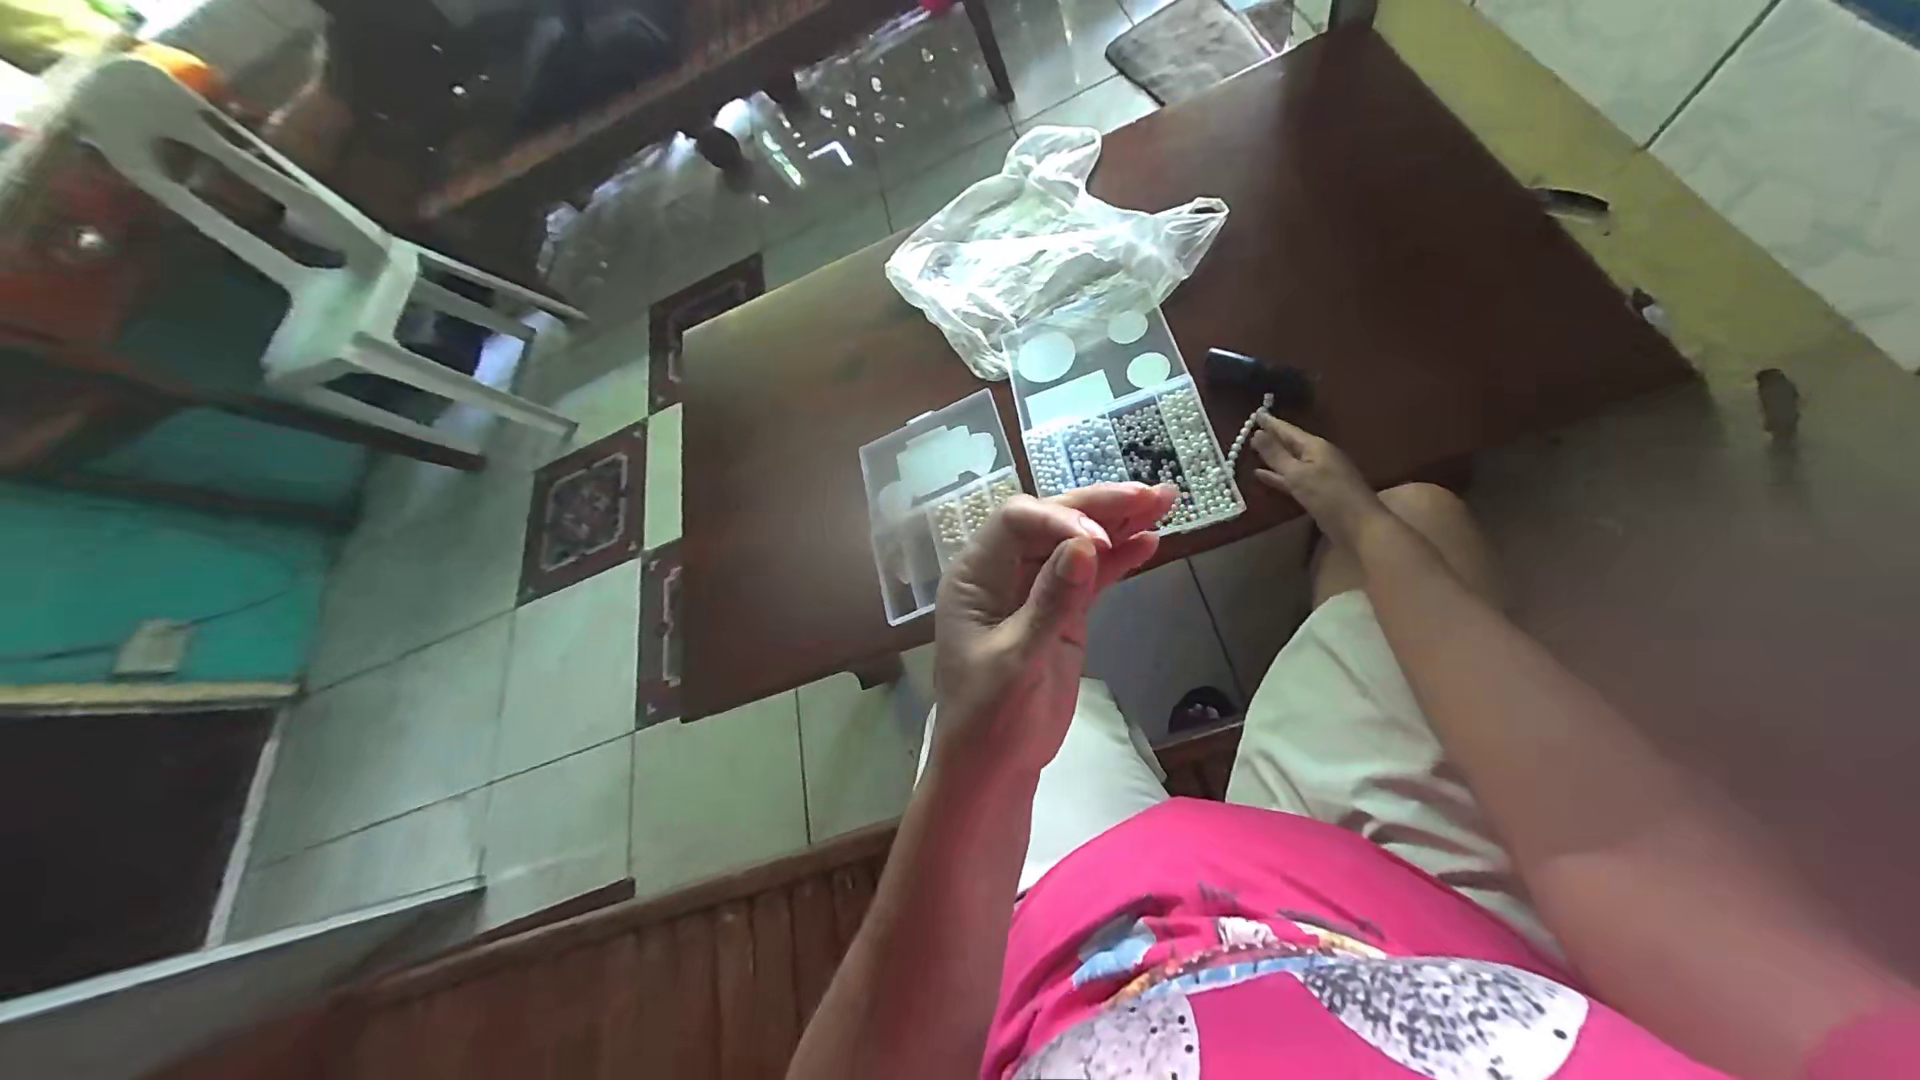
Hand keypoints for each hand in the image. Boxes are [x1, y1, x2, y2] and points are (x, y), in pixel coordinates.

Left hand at [932, 483, 1177, 779]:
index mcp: (975, 575)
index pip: (1017, 522)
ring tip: (1163, 501)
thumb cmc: (988, 717)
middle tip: (1150, 494)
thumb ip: (1051, 602)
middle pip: (1051, 522)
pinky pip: (1091, 575)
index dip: (1061, 519)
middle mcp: (1003, 572)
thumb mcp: (1017, 660)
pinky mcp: (1061, 611)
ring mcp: (1035, 590)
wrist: (994, 766)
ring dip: (1118, 523)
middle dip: (1099, 507)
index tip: (1101, 540)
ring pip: (1076, 544)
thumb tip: (1085, 545)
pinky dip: (1120, 559)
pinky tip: (1150, 541)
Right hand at [1249, 414, 1387, 543]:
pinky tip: (1262, 476)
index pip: (1288, 430)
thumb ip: (1276, 455)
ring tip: (1253, 451)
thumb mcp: (1298, 474)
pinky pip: (1292, 478)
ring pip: (1291, 461)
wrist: (1358, 526)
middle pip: (1291, 444)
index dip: (1271, 423)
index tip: (1255, 414)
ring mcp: (1319, 474)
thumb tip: (1257, 433)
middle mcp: (1319, 456)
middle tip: (1251, 431)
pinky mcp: (1317, 491)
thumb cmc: (1328, 496)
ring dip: (1274, 457)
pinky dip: (1278, 476)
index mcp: (1316, 447)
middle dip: (1272, 438)